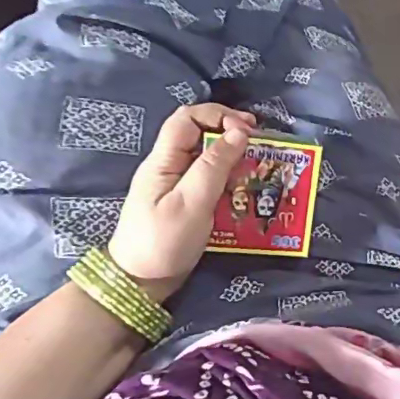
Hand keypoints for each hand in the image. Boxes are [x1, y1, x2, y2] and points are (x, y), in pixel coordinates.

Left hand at [108, 104, 256, 299]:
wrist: (139, 283)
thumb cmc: (163, 242)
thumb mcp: (192, 202)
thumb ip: (215, 165)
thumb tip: (239, 133)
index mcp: (164, 161)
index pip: (188, 118)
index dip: (219, 115)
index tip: (248, 130)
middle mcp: (168, 167)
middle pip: (198, 134)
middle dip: (229, 133)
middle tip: (260, 143)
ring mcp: (175, 186)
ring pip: (205, 158)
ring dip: (232, 157)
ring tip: (257, 166)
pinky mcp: (184, 204)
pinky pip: (207, 180)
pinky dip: (228, 179)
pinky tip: (244, 190)